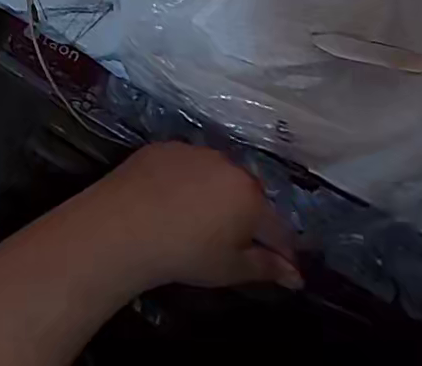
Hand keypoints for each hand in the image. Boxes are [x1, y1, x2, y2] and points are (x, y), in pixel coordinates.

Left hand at [80, 142, 303, 292]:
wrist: (128, 222)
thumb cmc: (186, 252)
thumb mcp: (231, 269)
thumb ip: (266, 267)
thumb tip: (293, 273)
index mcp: (250, 195)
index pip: (277, 226)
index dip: (283, 250)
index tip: (284, 268)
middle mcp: (226, 165)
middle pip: (247, 193)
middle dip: (248, 217)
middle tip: (236, 242)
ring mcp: (193, 151)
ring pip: (215, 173)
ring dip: (216, 193)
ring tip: (200, 220)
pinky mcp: (164, 146)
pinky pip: (185, 164)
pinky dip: (186, 180)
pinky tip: (172, 199)